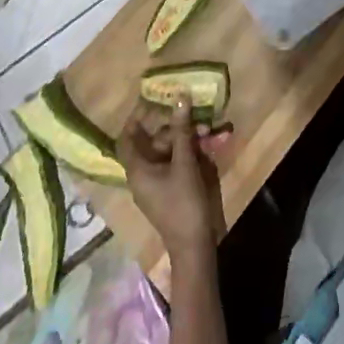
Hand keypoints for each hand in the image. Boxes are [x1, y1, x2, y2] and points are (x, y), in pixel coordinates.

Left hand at [118, 100, 225, 255]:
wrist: (195, 246)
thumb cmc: (183, 204)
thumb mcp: (184, 164)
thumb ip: (181, 131)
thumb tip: (180, 97)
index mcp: (137, 169)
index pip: (127, 137)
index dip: (137, 117)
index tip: (153, 100)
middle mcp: (145, 173)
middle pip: (155, 141)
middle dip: (177, 127)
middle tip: (197, 117)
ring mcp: (161, 181)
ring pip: (173, 150)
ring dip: (191, 139)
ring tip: (212, 131)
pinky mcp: (176, 187)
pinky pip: (182, 162)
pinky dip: (196, 153)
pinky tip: (215, 143)